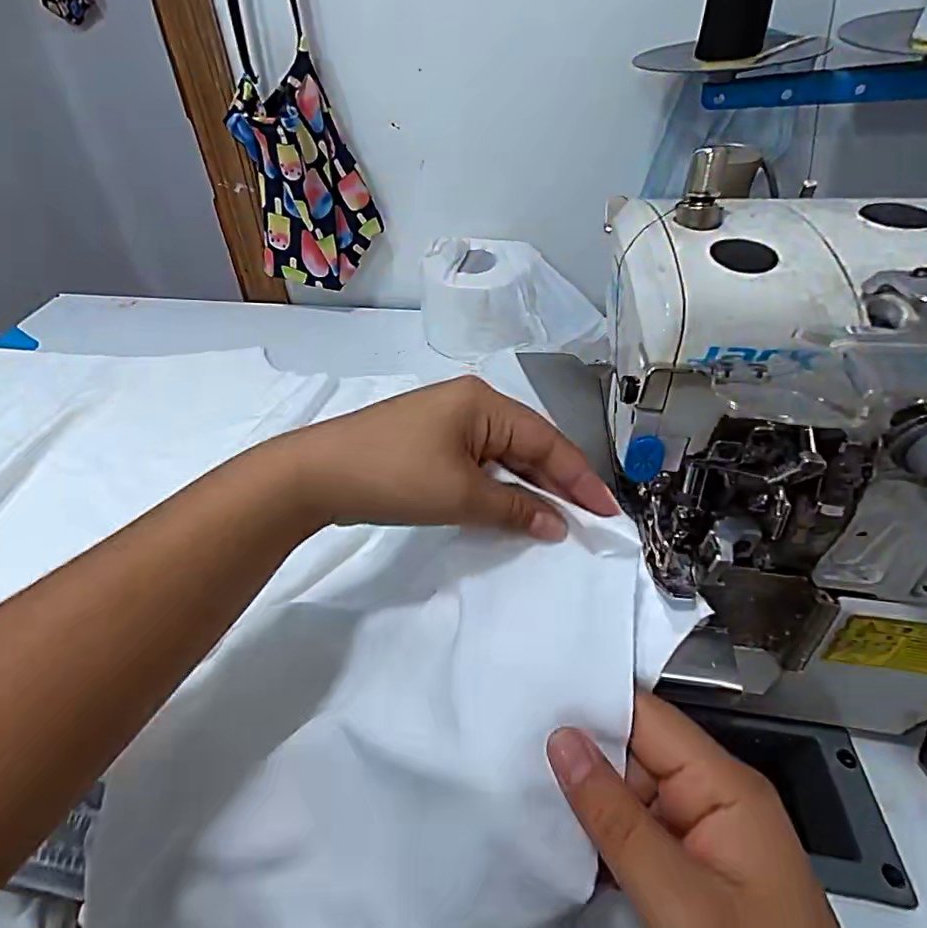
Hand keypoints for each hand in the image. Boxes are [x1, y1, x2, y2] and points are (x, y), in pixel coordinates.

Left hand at [261, 375, 619, 539]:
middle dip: (558, 482)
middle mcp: (468, 402)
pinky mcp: (427, 440)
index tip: (609, 514)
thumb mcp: (461, 495)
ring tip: (559, 518)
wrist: (317, 474)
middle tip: (590, 520)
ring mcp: (444, 420)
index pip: (547, 441)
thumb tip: (557, 525)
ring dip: (528, 485)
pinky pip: (477, 461)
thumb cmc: (395, 476)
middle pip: (527, 444)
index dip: (580, 479)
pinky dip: (497, 485)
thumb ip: (515, 509)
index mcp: (483, 402)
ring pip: (502, 454)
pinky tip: (511, 506)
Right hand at [548, 693, 844, 927]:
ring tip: (546, 806)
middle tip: (530, 765)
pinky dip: (601, 834)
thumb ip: (617, 818)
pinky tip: (575, 843)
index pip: (648, 716)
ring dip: (588, 801)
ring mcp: (702, 835)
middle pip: (633, 751)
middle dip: (583, 759)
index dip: (593, 707)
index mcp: (729, 788)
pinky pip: (633, 830)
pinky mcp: (689, 869)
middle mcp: (717, 801)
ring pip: (627, 792)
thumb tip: (567, 745)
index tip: (541, 710)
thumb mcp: (681, 902)